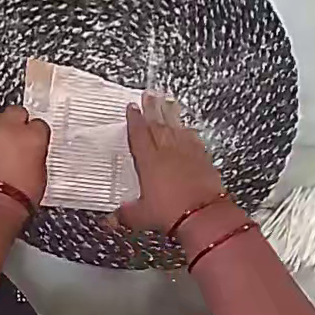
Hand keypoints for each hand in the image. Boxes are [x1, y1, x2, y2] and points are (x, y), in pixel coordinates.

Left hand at [0, 106, 49, 212]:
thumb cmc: (20, 195)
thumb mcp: (41, 174)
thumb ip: (36, 155)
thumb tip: (33, 153)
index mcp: (33, 136)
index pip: (40, 124)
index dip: (38, 134)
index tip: (37, 142)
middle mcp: (10, 129)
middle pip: (15, 111)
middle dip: (18, 121)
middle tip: (21, 135)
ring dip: (1, 128)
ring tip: (5, 144)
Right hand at [119, 93, 226, 233]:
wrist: (203, 215)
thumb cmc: (170, 213)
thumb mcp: (141, 216)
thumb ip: (125, 214)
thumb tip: (110, 219)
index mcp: (149, 160)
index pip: (139, 134)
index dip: (134, 119)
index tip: (132, 107)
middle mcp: (168, 151)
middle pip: (158, 124)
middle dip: (152, 108)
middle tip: (150, 94)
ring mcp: (187, 153)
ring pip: (177, 127)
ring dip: (171, 113)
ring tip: (168, 101)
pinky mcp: (204, 159)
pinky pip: (194, 140)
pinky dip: (189, 132)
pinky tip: (189, 129)